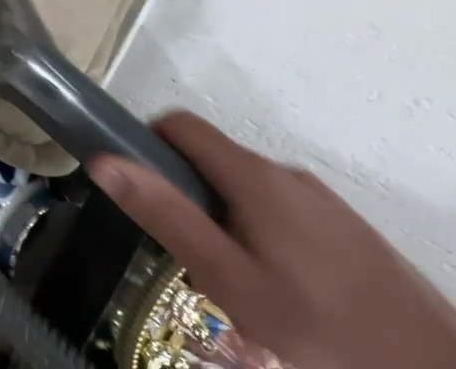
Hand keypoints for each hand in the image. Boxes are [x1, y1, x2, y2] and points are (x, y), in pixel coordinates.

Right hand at [88, 112, 455, 368]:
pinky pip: (283, 214)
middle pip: (212, 162)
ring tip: (239, 288)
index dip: (147, 146)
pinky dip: (262, 238)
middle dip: (189, 199)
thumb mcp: (227, 279)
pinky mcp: (350, 230)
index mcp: (255, 177)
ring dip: (226, 223)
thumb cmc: (322, 330)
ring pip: (247, 191)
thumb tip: (105, 161)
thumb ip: (165, 215)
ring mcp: (325, 202)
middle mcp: (290, 175)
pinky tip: (283, 296)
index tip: (141, 192)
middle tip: (194, 261)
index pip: (180, 125)